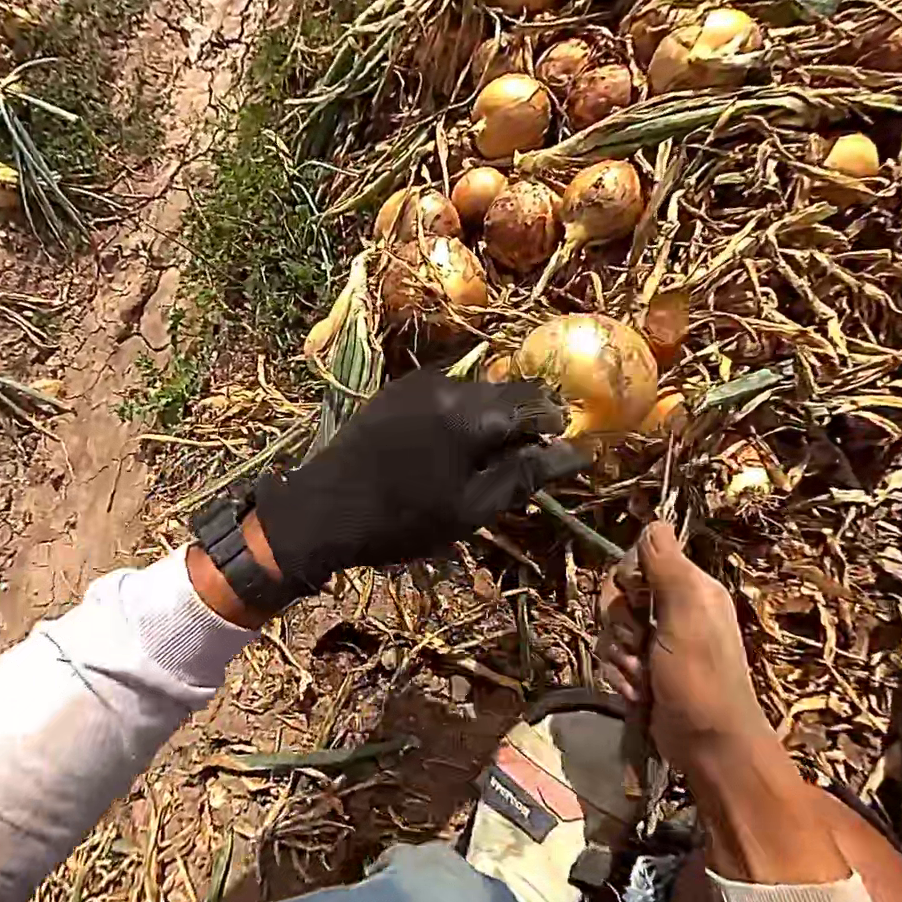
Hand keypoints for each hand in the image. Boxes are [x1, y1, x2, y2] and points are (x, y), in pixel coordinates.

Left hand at [254, 371, 588, 590]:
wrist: (323, 509)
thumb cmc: (403, 519)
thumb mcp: (473, 507)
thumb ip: (527, 474)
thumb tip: (577, 452)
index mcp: (473, 413)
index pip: (536, 402)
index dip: (553, 424)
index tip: (553, 450)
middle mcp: (448, 383)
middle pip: (505, 391)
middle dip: (521, 421)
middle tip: (517, 461)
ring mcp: (417, 382)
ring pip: (475, 391)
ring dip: (489, 417)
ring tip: (479, 458)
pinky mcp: (395, 389)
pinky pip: (444, 393)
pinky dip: (459, 413)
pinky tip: (446, 446)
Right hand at [597, 522, 771, 770]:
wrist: (708, 749)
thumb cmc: (702, 680)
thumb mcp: (687, 616)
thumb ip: (668, 567)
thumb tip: (655, 520)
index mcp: (690, 588)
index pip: (638, 557)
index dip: (627, 578)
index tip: (637, 601)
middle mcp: (673, 607)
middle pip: (618, 591)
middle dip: (618, 621)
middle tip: (637, 643)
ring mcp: (657, 638)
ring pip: (610, 624)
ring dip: (618, 653)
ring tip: (641, 676)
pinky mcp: (644, 665)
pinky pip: (612, 653)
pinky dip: (619, 673)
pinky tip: (638, 691)